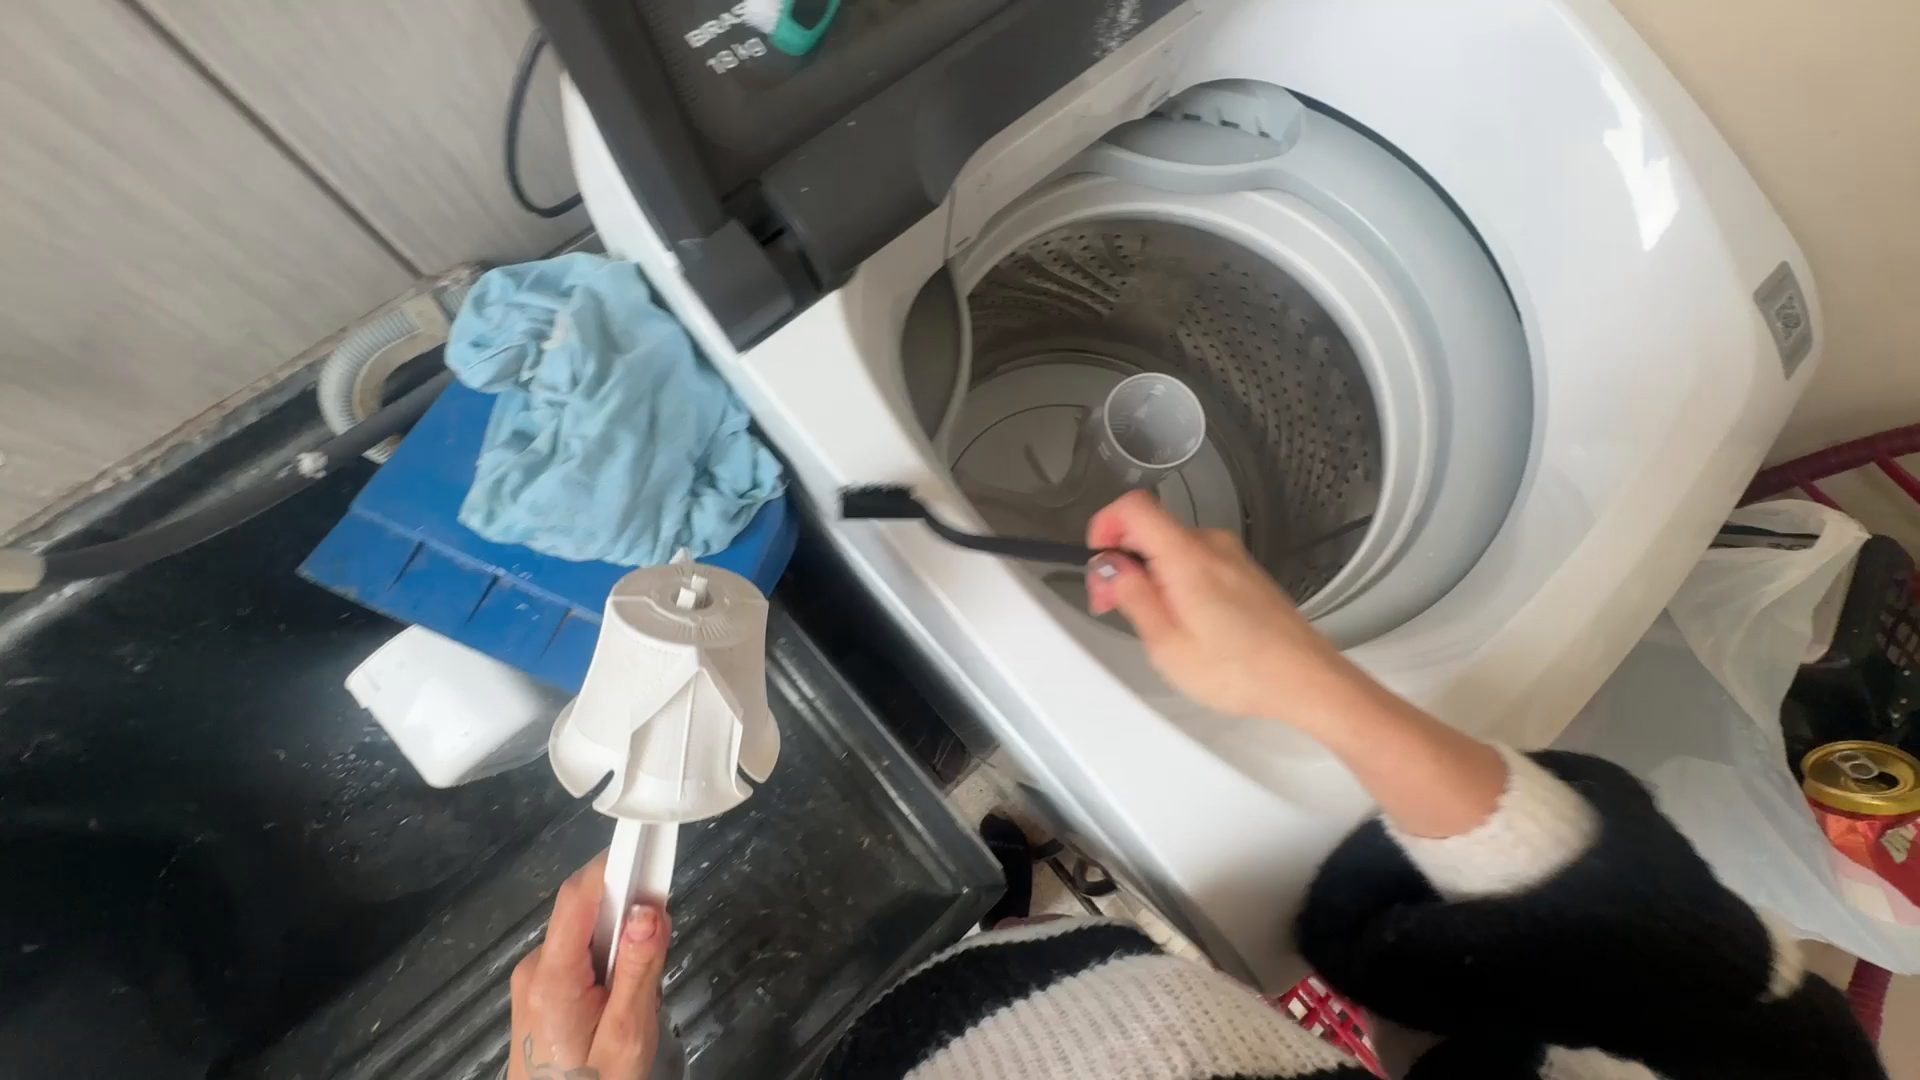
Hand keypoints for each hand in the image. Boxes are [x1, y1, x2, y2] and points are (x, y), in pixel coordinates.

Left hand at [509, 852, 670, 1079]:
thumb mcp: (627, 1034)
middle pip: (588, 909)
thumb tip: (651, 906)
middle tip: (661, 941)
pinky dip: (609, 954)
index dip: (616, 863)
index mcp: (552, 977)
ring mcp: (534, 978)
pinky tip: (622, 992)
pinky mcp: (540, 989)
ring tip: (641, 984)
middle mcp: (535, 967)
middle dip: (630, 910)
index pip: (580, 896)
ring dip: (622, 937)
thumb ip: (640, 968)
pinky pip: (581, 949)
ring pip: (588, 929)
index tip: (653, 846)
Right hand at [1086, 491, 1507, 836]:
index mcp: (1188, 557)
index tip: (1098, 560)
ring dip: (1148, 573)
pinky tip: (1181, 619)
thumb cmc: (1242, 671)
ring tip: (1151, 622)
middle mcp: (1211, 544)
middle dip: (1122, 561)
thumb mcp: (1168, 645)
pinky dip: (1174, 578)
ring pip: (1170, 546)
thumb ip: (1133, 596)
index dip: (1105, 525)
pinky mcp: (1241, 569)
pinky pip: (1194, 559)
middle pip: (1149, 528)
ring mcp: (1230, 555)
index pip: (1134, 507)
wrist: (1308, 680)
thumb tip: (1109, 567)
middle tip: (1113, 605)